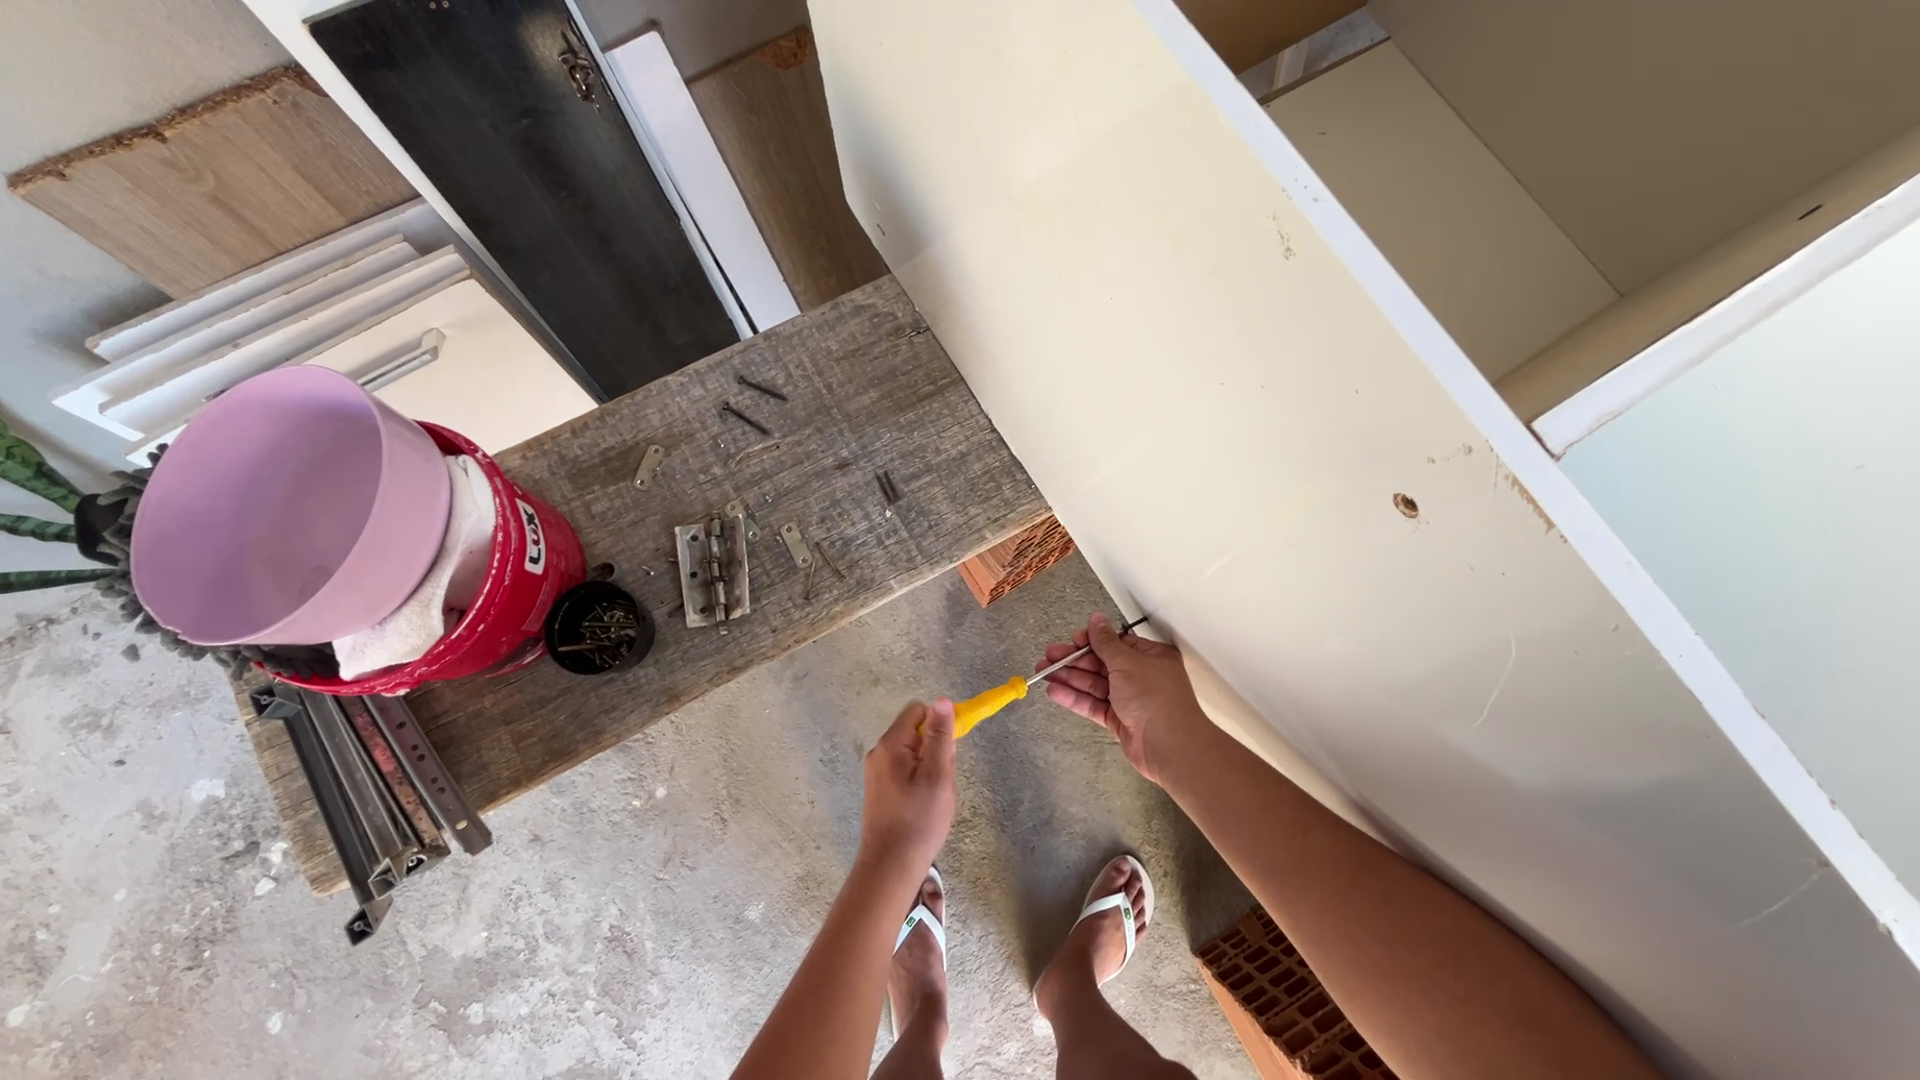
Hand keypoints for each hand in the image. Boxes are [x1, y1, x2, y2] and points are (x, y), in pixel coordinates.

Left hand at [858, 700, 956, 872]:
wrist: (891, 866)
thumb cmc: (919, 820)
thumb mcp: (937, 774)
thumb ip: (940, 736)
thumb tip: (942, 701)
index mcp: (890, 745)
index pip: (918, 712)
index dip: (939, 723)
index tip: (951, 749)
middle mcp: (878, 754)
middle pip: (915, 733)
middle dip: (936, 749)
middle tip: (943, 779)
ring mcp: (877, 774)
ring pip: (912, 755)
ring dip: (930, 768)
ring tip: (936, 796)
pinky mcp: (880, 791)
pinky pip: (905, 772)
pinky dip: (919, 782)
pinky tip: (925, 805)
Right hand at [1039, 614, 1210, 783]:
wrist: (1169, 746)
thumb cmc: (1159, 702)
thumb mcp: (1127, 662)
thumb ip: (1106, 642)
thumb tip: (1097, 620)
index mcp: (1151, 657)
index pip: (1116, 643)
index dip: (1092, 642)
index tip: (1072, 641)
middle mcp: (1142, 676)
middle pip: (1101, 664)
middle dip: (1074, 660)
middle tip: (1050, 657)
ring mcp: (1130, 699)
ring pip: (1094, 684)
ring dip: (1069, 678)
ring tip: (1045, 672)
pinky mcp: (1120, 720)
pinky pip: (1093, 704)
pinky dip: (1075, 698)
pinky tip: (1056, 691)